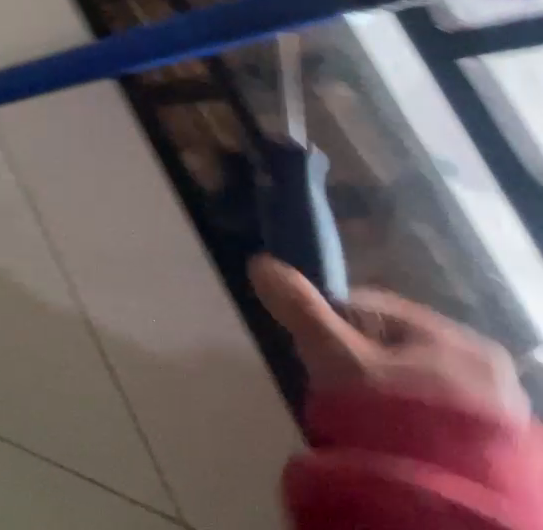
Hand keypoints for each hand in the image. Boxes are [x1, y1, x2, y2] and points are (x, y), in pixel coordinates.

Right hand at [250, 255, 529, 422]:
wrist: (440, 492)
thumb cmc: (388, 410)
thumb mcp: (333, 354)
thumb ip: (299, 308)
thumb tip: (262, 264)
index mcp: (456, 338)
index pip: (373, 308)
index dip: (330, 319)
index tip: (308, 342)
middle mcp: (485, 366)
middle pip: (392, 343)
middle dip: (355, 355)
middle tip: (328, 375)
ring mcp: (494, 406)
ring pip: (409, 376)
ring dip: (376, 384)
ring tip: (350, 405)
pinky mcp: (488, 439)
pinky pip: (428, 406)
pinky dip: (401, 410)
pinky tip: (379, 426)